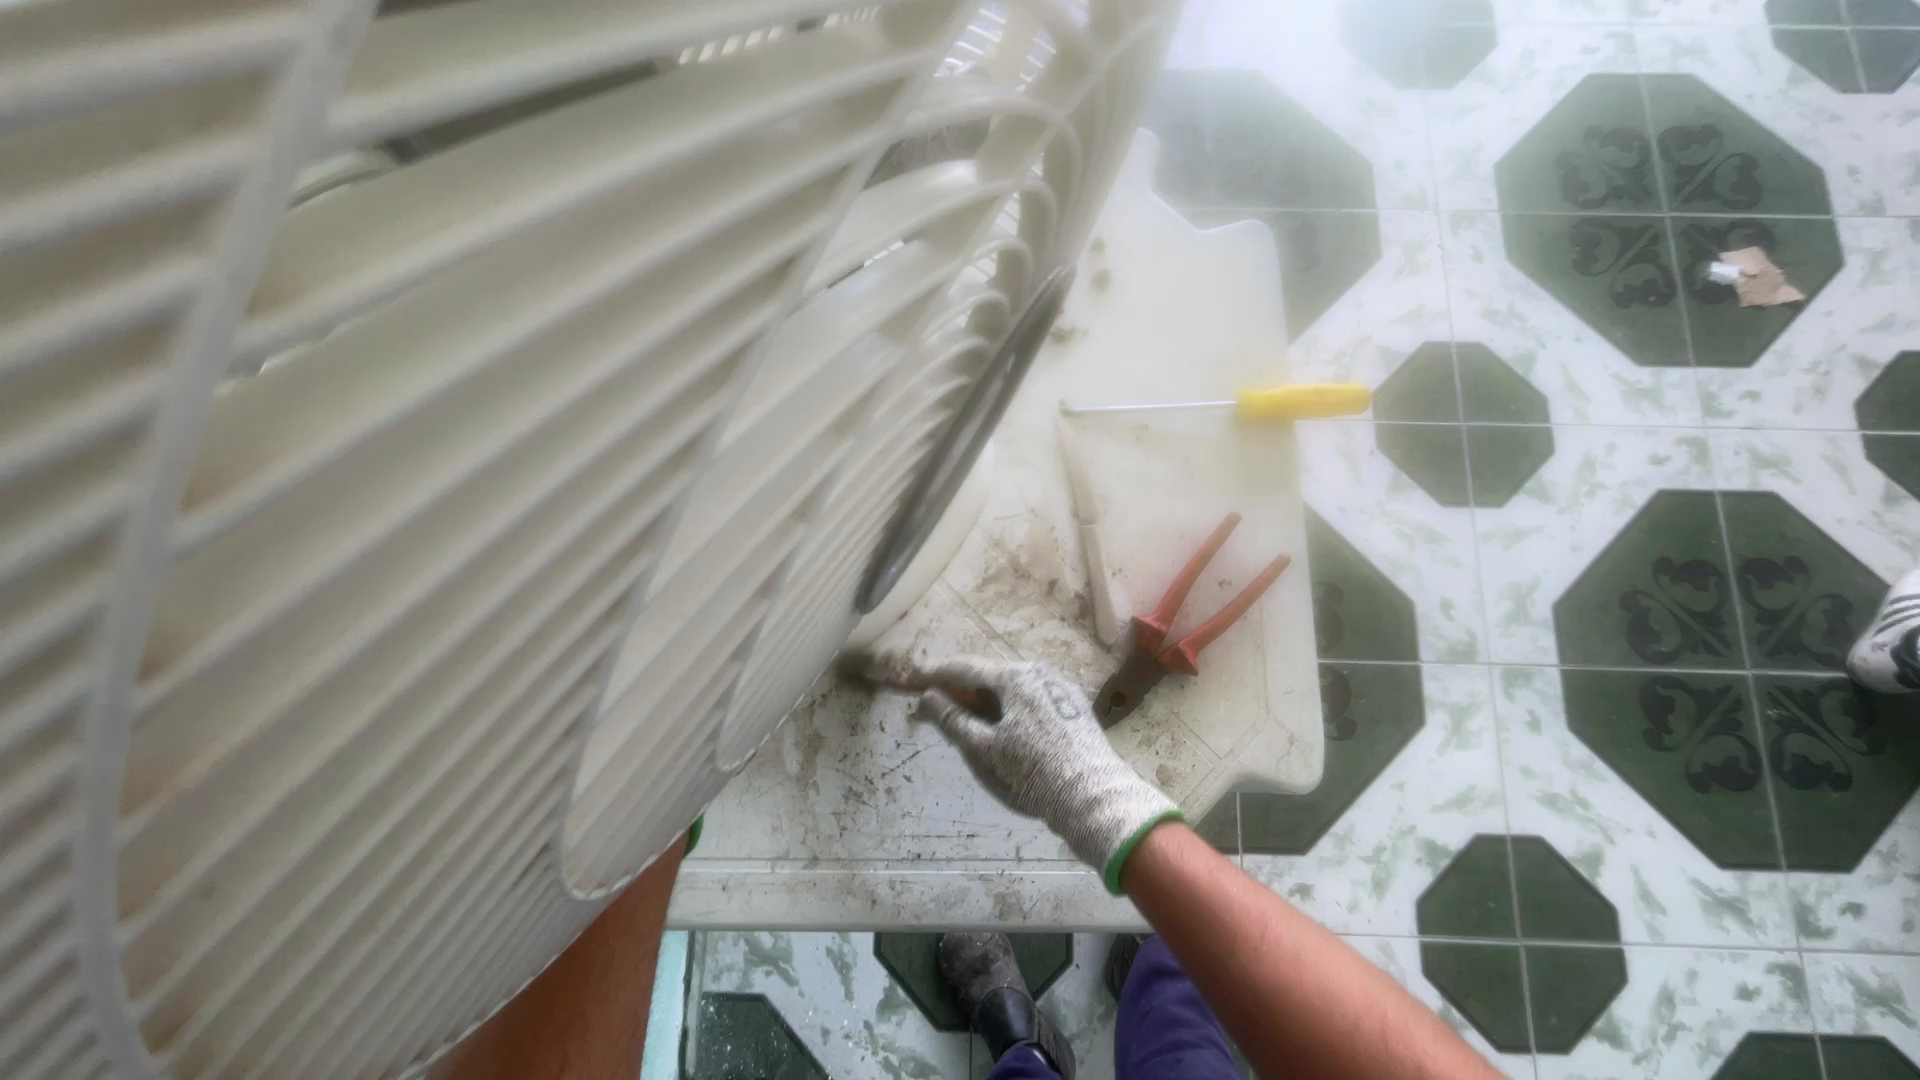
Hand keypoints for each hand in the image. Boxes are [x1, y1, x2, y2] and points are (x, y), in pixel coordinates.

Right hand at [911, 657, 1182, 892]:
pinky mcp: (1074, 707)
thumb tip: (929, 696)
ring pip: (1013, 687)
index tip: (915, 678)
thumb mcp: (983, 749)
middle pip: (990, 675)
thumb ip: (953, 720)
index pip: (965, 668)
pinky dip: (1011, 706)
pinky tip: (1005, 725)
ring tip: (969, 717)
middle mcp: (1039, 672)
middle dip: (963, 688)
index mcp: (1014, 677)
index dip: (937, 674)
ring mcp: (1060, 688)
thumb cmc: (1032, 774)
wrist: (1093, 797)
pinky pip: (1032, 699)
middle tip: (939, 702)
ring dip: (988, 698)